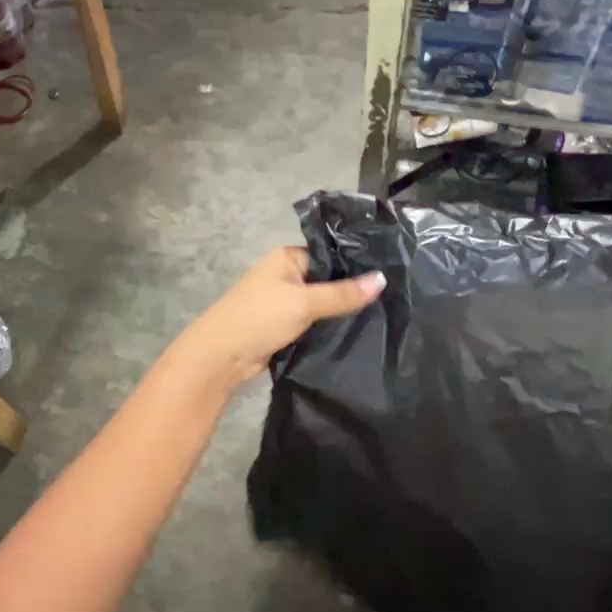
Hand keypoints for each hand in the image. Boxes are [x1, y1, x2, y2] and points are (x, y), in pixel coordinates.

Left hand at [174, 247, 385, 387]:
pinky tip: (356, 333)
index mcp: (288, 258)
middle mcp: (286, 276)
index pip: (330, 255)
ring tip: (382, 317)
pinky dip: (329, 328)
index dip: (356, 266)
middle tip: (391, 301)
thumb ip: (343, 294)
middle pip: (328, 281)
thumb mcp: (304, 303)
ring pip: (322, 305)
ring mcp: (285, 302)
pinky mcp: (285, 327)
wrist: (221, 356)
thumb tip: (382, 279)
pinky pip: (314, 323)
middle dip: (352, 293)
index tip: (389, 276)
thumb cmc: (259, 318)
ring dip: (340, 314)